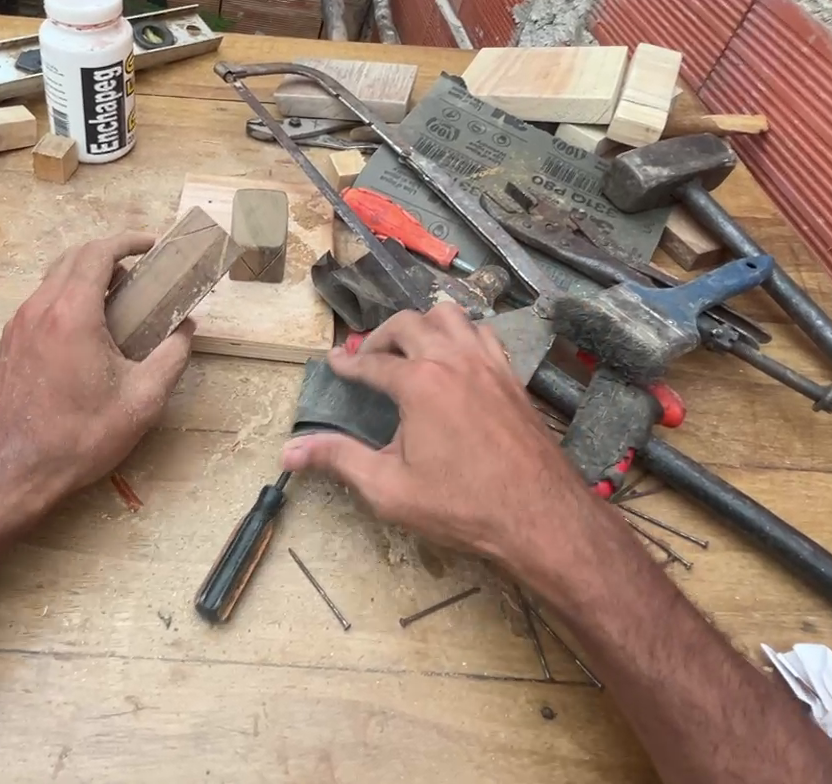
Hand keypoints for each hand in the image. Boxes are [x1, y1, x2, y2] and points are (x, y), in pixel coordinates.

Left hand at [0, 232, 194, 501]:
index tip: (152, 245)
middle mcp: (39, 309)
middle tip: (141, 270)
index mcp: (72, 313)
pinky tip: (89, 328)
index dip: (128, 241)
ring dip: (88, 276)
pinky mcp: (9, 343)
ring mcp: (18, 325)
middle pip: (74, 257)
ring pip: (54, 278)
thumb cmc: (80, 437)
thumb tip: (186, 328)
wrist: (15, 472)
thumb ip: (172, 356)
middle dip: (110, 254)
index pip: (98, 253)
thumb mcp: (143, 400)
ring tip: (119, 299)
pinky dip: (68, 297)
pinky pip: (42, 302)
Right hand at [280, 304, 588, 566]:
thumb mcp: (389, 489)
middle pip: (406, 324)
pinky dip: (460, 334)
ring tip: (410, 349)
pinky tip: (455, 358)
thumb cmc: (462, 506)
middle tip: (368, 360)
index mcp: (418, 383)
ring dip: (422, 325)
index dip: (347, 364)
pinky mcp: (510, 375)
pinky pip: (481, 332)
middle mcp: (451, 359)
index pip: (371, 363)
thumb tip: (288, 452)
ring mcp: (486, 362)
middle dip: (380, 337)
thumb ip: (338, 460)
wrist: (543, 517)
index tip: (333, 363)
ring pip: (448, 315)